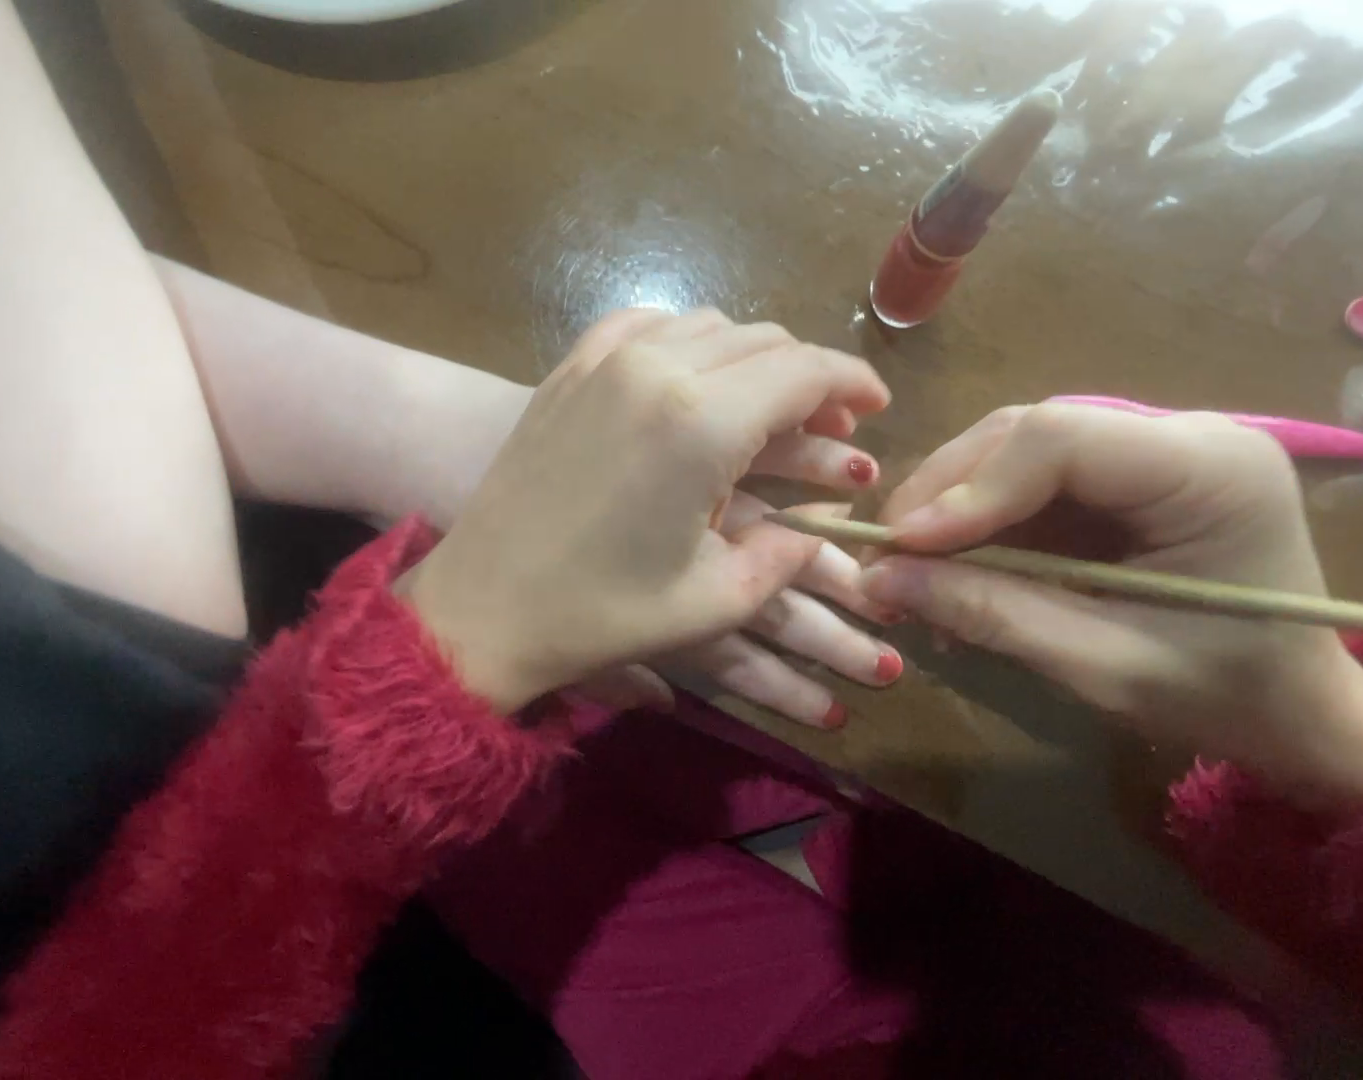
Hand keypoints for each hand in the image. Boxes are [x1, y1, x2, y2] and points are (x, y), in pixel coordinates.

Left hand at [401, 312, 890, 716]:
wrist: (485, 605)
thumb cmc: (602, 612)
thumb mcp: (715, 600)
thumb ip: (786, 555)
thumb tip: (825, 530)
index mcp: (703, 423)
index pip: (805, 370)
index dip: (852, 381)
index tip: (877, 404)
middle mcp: (659, 368)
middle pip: (764, 340)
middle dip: (809, 375)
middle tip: (830, 423)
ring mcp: (605, 360)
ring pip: (709, 325)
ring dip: (753, 357)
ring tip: (766, 406)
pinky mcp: (568, 367)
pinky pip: (646, 325)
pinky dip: (686, 342)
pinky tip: (692, 378)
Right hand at [863, 404, 1362, 809]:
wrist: (1298, 716)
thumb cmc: (1224, 698)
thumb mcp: (1103, 666)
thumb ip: (992, 614)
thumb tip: (879, 582)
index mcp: (1208, 469)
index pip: (1059, 439)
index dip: (967, 489)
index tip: (902, 548)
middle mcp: (1177, 437)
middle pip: (1025, 433)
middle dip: (944, 495)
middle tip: (887, 560)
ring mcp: (1145, 453)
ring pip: (1011, 453)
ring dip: (949, 510)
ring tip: (906, 572)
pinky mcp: (1117, 482)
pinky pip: (1023, 485)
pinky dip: (975, 527)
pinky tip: (946, 572)